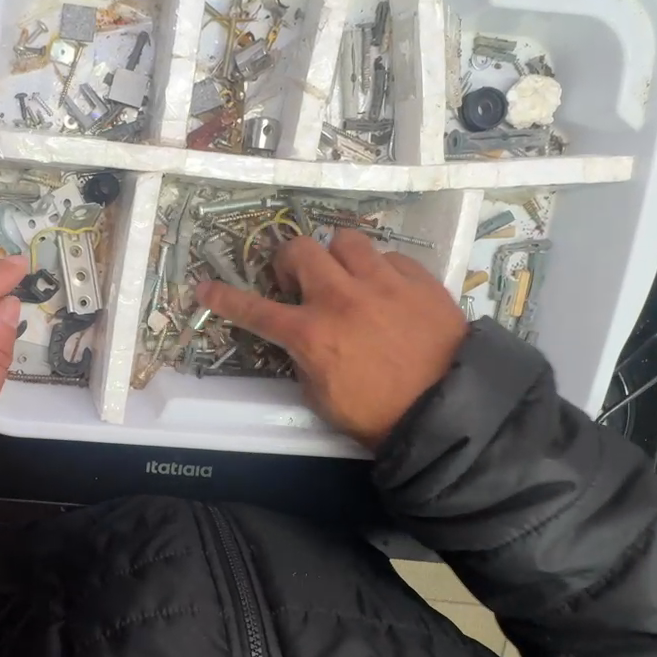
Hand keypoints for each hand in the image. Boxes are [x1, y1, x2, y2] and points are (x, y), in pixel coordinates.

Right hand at [196, 230, 465, 448]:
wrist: (450, 411)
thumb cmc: (378, 416)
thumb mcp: (322, 399)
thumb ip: (305, 361)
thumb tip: (302, 340)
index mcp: (311, 334)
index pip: (255, 311)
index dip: (225, 299)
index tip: (205, 289)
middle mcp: (341, 299)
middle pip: (301, 251)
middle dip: (290, 261)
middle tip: (297, 282)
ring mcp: (382, 284)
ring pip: (345, 241)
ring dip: (336, 257)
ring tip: (345, 277)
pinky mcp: (419, 280)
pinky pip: (388, 256)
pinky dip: (378, 269)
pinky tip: (386, 291)